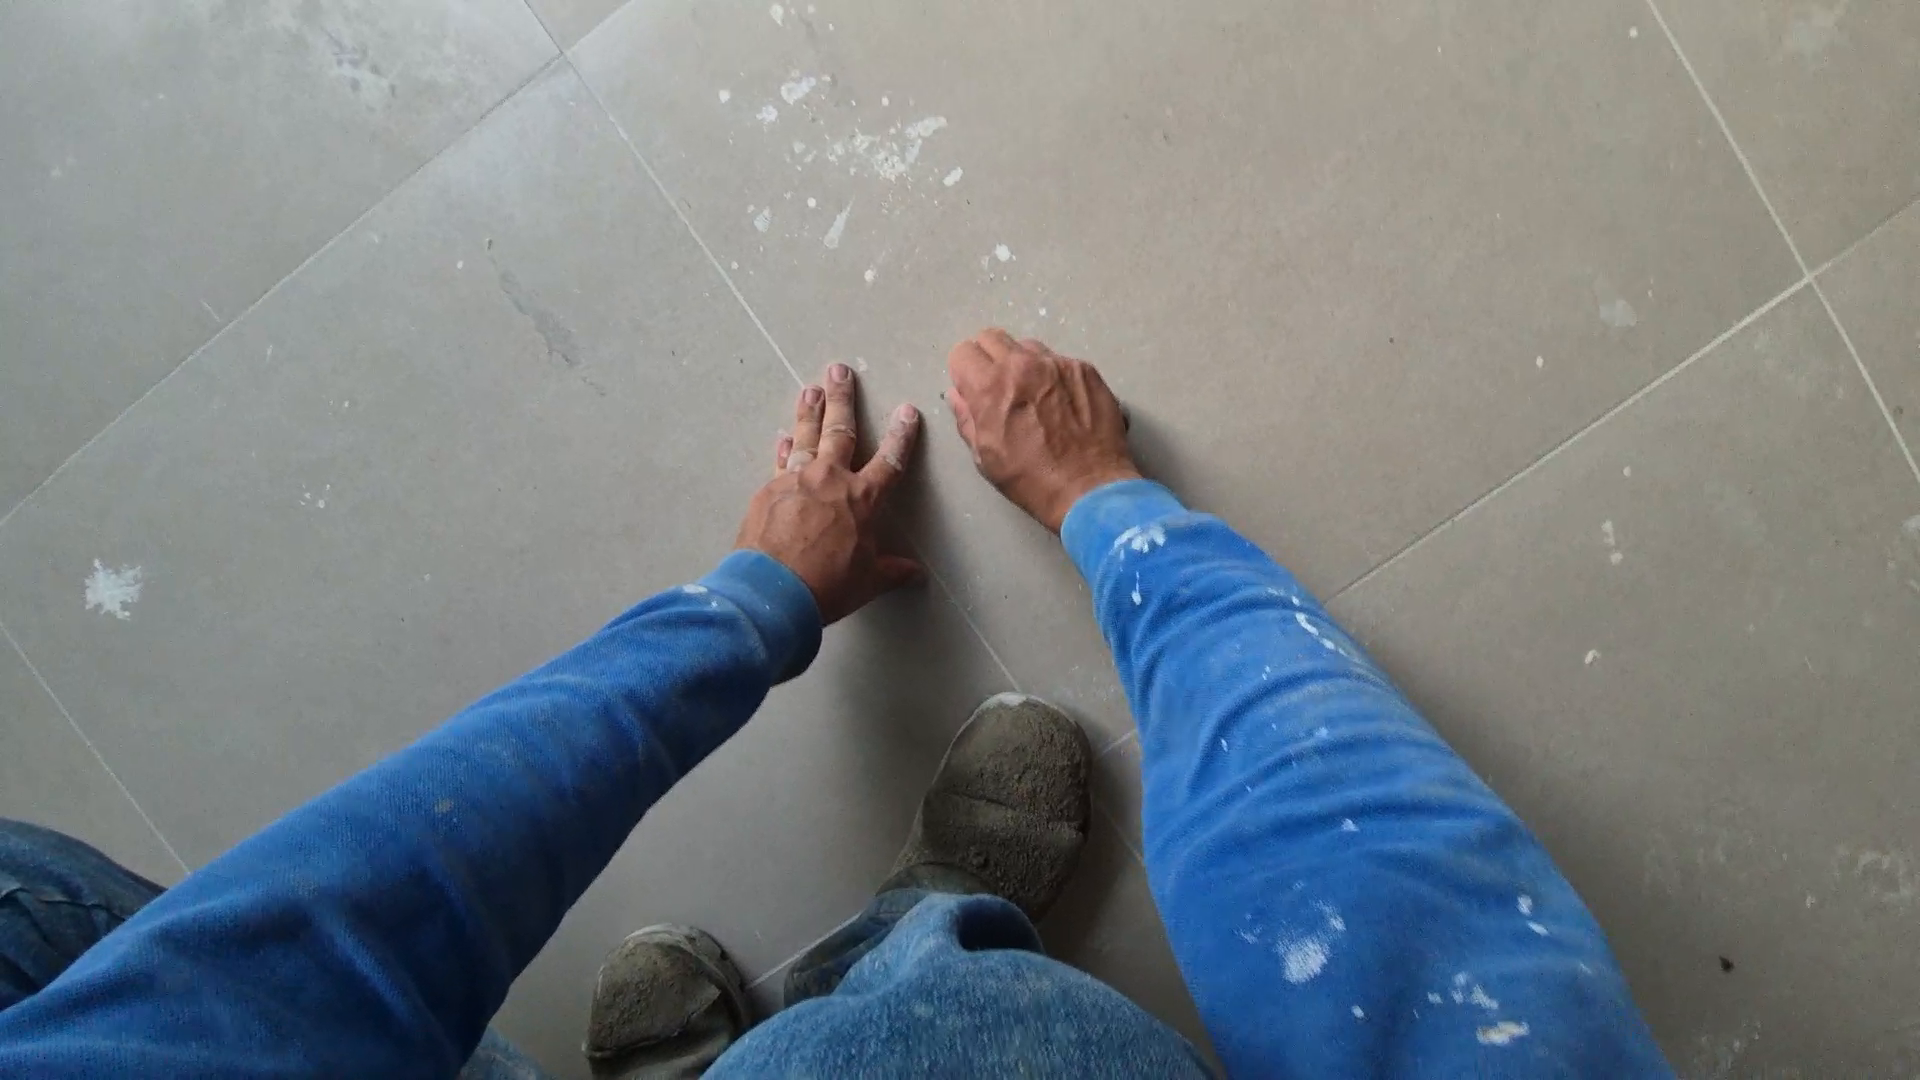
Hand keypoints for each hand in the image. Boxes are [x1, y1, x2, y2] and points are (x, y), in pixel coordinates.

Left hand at [736, 363, 925, 623]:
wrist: (773, 590)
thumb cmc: (828, 585)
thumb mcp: (867, 580)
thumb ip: (891, 571)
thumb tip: (915, 574)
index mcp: (862, 498)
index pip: (890, 460)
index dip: (902, 435)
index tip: (908, 411)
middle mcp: (831, 479)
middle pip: (840, 429)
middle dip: (843, 398)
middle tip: (839, 370)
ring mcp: (796, 480)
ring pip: (805, 436)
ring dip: (809, 411)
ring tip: (810, 388)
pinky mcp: (768, 491)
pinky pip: (780, 463)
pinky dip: (784, 449)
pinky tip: (783, 438)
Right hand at [946, 329, 1140, 532]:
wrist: (1088, 488)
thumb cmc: (1030, 479)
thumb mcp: (985, 456)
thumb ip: (967, 418)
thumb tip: (958, 395)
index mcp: (991, 386)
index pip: (963, 352)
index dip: (963, 372)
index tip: (971, 390)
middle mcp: (1023, 364)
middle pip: (992, 338)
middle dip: (988, 359)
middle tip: (997, 388)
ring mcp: (1058, 364)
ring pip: (1027, 347)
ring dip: (1022, 365)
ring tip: (1033, 396)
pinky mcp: (1085, 370)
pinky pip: (1059, 361)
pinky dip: (1053, 376)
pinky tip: (1061, 404)